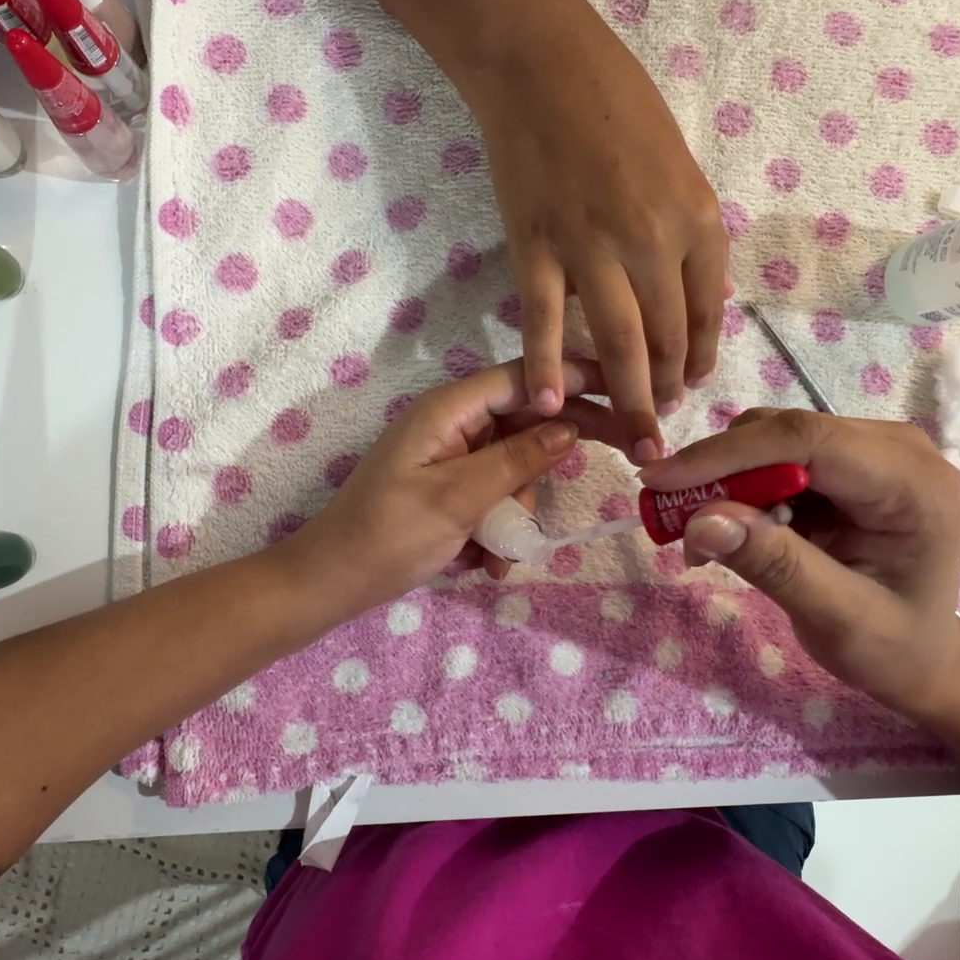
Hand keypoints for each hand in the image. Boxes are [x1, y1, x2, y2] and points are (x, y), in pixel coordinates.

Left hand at [285, 359, 616, 615]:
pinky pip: (492, 496)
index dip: (576, 379)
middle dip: (553, 456)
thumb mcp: (457, 498)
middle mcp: (452, 424)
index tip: (627, 389)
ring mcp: (450, 458)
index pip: (524, 377)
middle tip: (622, 455)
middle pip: (526, 421)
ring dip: (516, 510)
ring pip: (514, 467)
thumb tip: (569, 428)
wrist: (332, 582)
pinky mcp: (449, 489)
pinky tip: (483, 564)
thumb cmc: (388, 535)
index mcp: (448, 409)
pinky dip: (495, 527)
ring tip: (498, 553)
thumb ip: (517, 459)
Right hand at [469, 26, 729, 463]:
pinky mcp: (536, 253)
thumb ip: (688, 237)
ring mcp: (591, 251)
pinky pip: (543, 323)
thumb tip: (687, 299)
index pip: (708, 313)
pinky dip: (546, 368)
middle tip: (657, 429)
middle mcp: (652, 243)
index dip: (700, 361)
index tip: (692, 388)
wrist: (545, 70)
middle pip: (666, 340)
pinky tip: (550, 407)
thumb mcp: (681, 169)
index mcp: (697, 219)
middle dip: (666, 393)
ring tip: (630, 439)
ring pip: (617, 345)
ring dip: (626, 400)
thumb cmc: (621, 109)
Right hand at [638, 409, 959, 710]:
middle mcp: (897, 449)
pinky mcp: (844, 459)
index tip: (660, 481)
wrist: (919, 654)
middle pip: (784, 431)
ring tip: (705, 535)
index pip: (808, 441)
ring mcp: (870, 449)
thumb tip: (701, 520)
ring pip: (770, 437)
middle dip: (719, 469)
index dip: (728, 454)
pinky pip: (772, 455)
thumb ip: (775, 565)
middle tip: (672, 517)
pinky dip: (739, 486)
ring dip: (725, 479)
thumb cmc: (891, 647)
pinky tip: (731, 530)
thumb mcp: (836, 619)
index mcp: (913, 485)